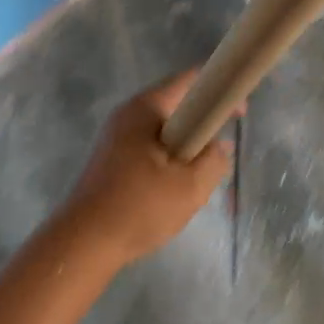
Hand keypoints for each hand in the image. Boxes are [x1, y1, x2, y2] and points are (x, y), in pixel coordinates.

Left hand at [56, 71, 235, 265]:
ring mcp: (115, 137)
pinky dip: (166, 164)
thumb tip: (220, 145)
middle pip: (176, 108)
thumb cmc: (139, 207)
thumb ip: (214, 160)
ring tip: (194, 183)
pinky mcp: (111, 159)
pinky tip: (171, 194)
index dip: (218, 90)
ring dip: (185, 152)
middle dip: (201, 129)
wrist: (84, 242)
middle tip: (217, 158)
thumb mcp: (190, 187)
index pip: (189, 81)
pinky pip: (149, 150)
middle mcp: (127, 114)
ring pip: (164, 134)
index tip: (239, 113)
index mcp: (144, 108)